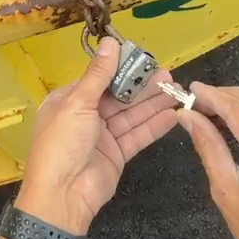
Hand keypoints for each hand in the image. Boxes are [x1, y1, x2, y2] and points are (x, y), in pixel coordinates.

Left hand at [14, 37, 180, 233]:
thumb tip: (110, 42)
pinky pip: (137, 135)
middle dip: (141, 86)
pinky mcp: (117, 154)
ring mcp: (102, 136)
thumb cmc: (62, 143)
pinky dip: (154, 125)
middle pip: (118, 96)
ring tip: (176, 89)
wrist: (62, 196)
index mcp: (68, 101)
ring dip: (152, 103)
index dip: (121, 68)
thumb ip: (99, 75)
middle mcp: (85, 116)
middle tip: (167, 74)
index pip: (98, 79)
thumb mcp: (78, 103)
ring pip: (131, 114)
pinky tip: (172, 114)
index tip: (143, 58)